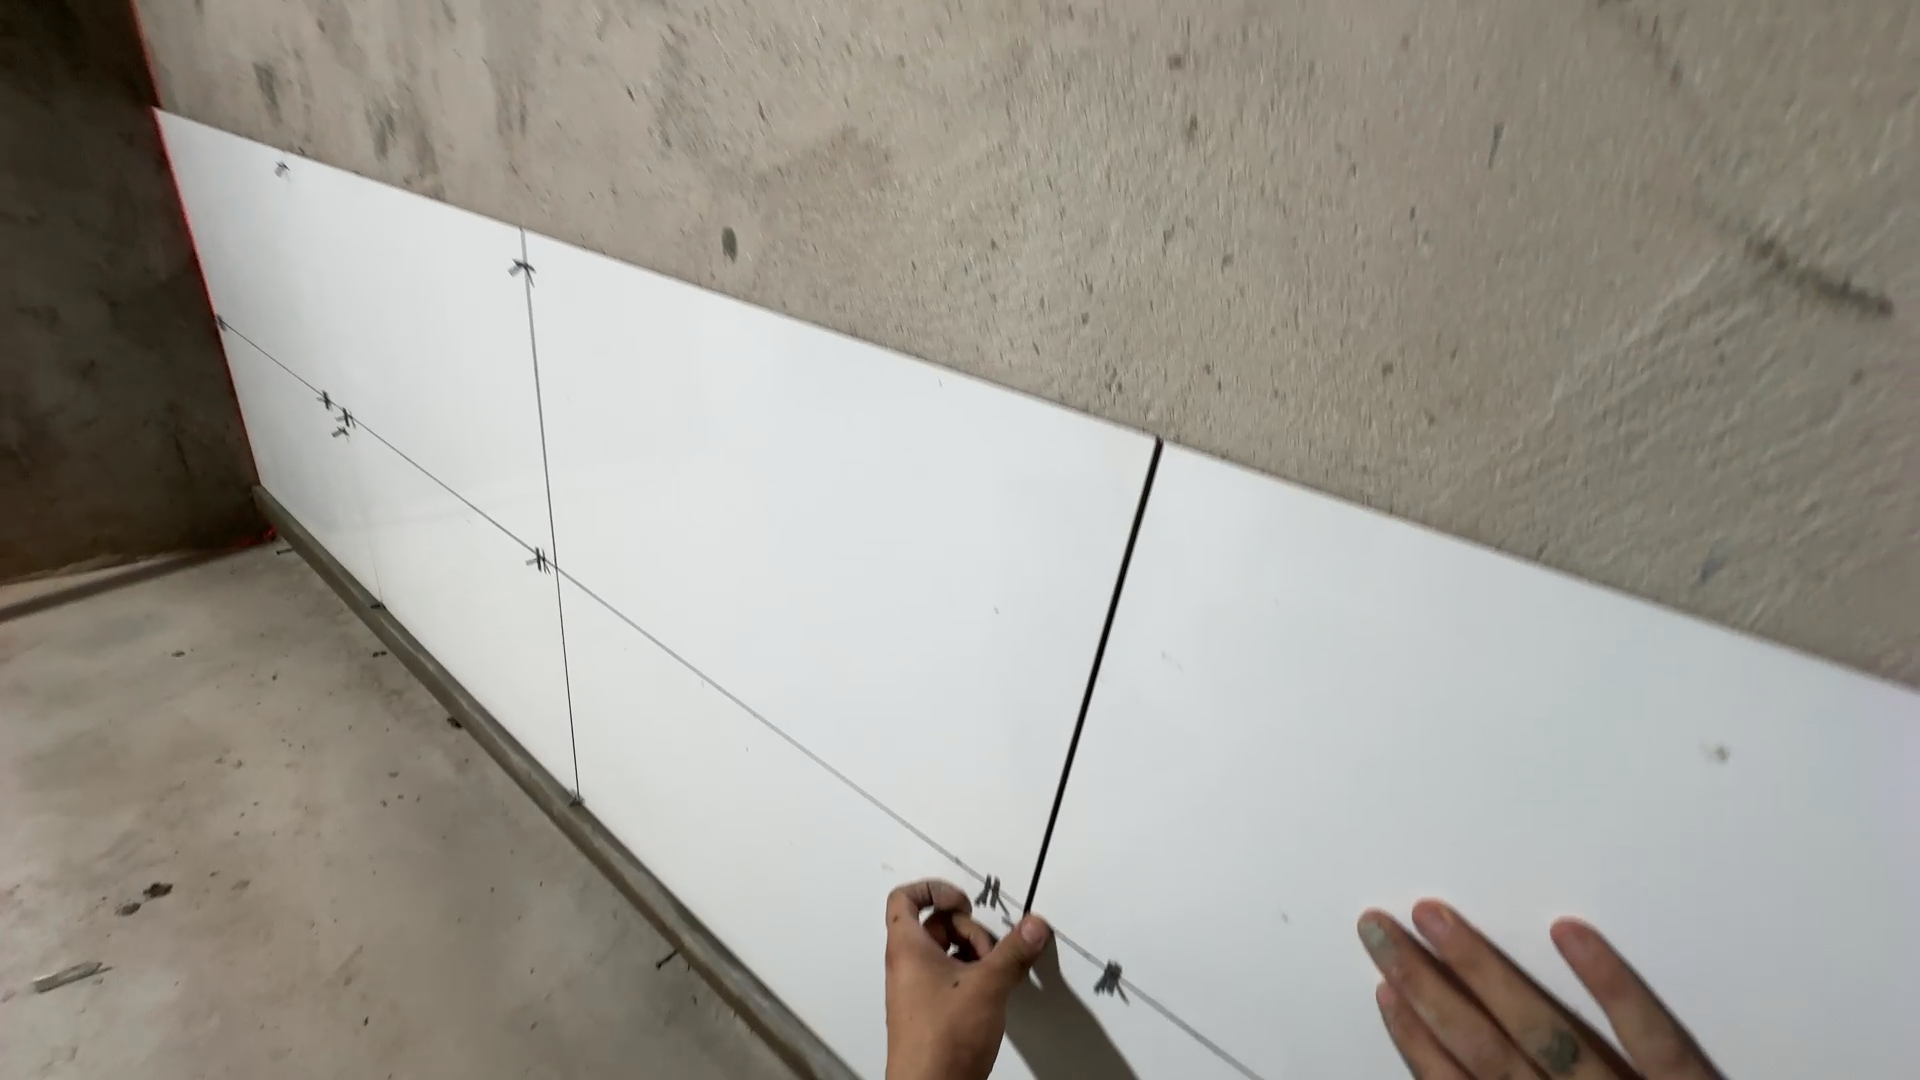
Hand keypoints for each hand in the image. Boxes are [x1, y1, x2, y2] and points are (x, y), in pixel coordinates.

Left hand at [884, 879, 1051, 1079]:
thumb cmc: (945, 1036)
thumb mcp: (987, 986)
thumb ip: (1013, 952)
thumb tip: (1036, 925)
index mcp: (907, 947)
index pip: (904, 898)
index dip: (934, 890)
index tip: (964, 903)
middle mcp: (907, 964)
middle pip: (935, 924)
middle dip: (968, 930)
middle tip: (990, 953)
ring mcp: (917, 990)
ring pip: (945, 952)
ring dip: (973, 955)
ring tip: (995, 976)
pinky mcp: (930, 1012)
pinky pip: (949, 977)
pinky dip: (971, 976)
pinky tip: (992, 995)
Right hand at [1358, 901, 1723, 1078]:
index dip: (1414, 1041)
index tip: (1382, 989)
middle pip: (1484, 1050)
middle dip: (1424, 986)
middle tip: (1378, 928)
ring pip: (1543, 1034)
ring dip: (1481, 969)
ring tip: (1433, 915)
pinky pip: (1655, 1041)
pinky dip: (1611, 988)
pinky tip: (1567, 932)